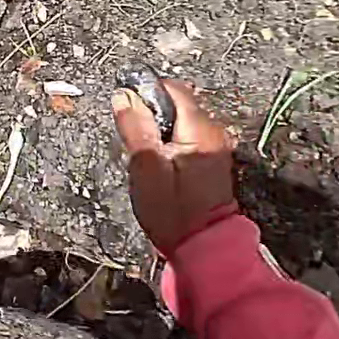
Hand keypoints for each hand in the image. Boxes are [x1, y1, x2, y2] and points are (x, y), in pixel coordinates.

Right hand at [112, 79, 238, 255]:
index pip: (172, 89)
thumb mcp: (147, 168)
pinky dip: (168, 142)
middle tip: (134, 138)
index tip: (127, 107)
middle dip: (151, 113)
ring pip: (179, 120)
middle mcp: (212, 131)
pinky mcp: (210, 158)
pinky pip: (185, 136)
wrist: (203, 249)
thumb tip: (124, 96)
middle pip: (176, 103)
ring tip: (146, 155)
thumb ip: (136, 128)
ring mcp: (214, 145)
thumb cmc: (174, 213)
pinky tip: (159, 164)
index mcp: (199, 129)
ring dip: (158, 129)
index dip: (146, 92)